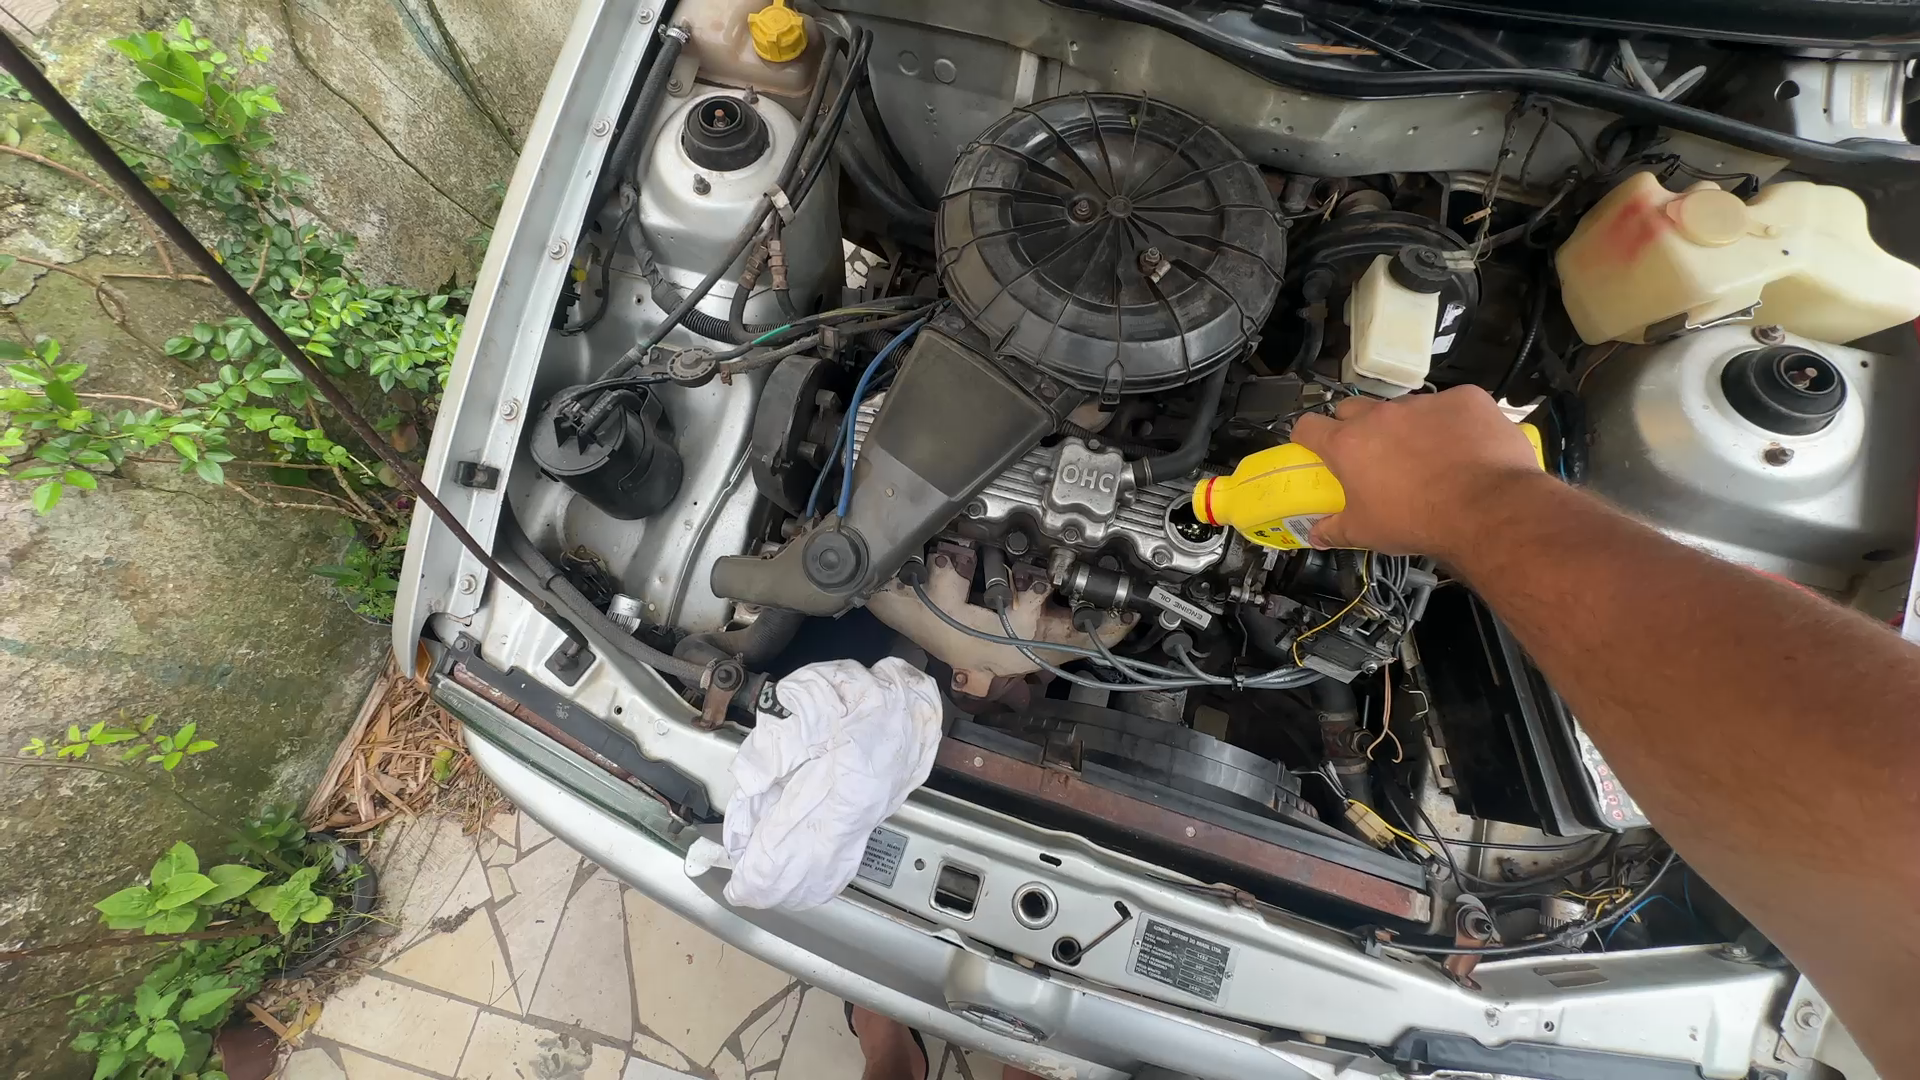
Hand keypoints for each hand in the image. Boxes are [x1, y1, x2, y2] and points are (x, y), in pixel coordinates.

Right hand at [1289, 386, 1547, 556]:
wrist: (1489, 509)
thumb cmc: (1416, 521)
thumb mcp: (1365, 532)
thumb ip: (1334, 530)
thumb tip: (1316, 535)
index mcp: (1347, 445)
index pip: (1307, 426)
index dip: (1306, 436)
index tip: (1313, 447)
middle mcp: (1380, 416)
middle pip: (1352, 409)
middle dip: (1354, 426)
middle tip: (1370, 453)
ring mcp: (1424, 403)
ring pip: (1403, 408)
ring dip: (1405, 426)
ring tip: (1426, 454)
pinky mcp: (1465, 399)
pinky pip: (1450, 405)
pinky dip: (1451, 421)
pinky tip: (1463, 445)